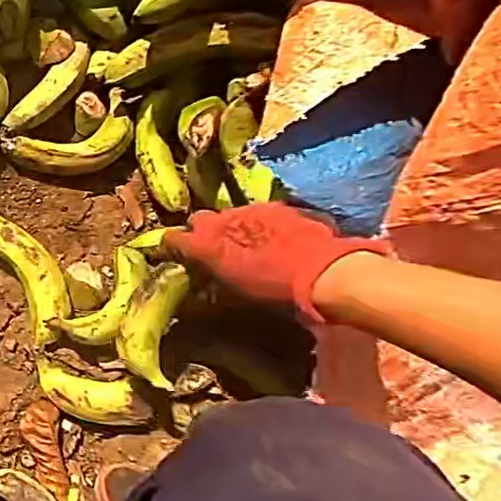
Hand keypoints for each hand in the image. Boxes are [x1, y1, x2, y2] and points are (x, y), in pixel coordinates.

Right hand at [162, 204, 389, 321]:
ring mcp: (249, 210)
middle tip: (212, 250)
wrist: (328, 273)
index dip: (172, 246)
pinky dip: (256, 224)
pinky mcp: (276, 207)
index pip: (172, 238)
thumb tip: (198, 278)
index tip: (175, 254)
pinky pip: (256, 214)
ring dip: (231, 227)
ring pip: (228, 215)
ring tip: (244, 245)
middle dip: (202, 232)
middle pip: (200, 221)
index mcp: (204, 243)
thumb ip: (210, 278)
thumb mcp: (233, 292)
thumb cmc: (274, 290)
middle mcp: (219, 220)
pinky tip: (269, 239)